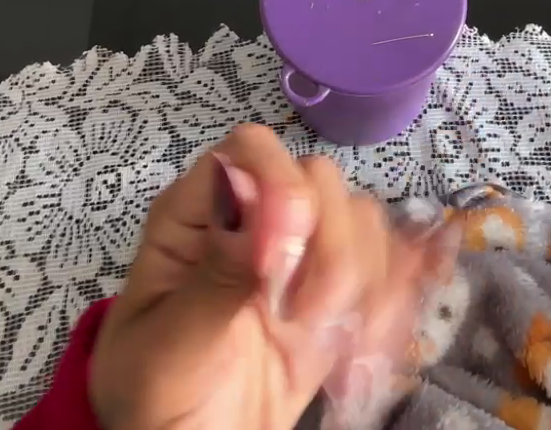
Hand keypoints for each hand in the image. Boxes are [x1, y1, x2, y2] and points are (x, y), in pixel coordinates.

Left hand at [89, 124, 448, 429]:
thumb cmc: (160, 402)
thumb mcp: (170, 349)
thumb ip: (215, 277)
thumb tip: (253, 197)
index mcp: (197, 214)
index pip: (250, 149)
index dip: (279, 187)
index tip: (285, 262)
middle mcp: (254, 215)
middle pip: (318, 178)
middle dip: (329, 249)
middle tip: (306, 319)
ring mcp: (300, 249)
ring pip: (361, 216)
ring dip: (362, 281)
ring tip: (332, 342)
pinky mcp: (337, 286)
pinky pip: (387, 261)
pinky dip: (390, 300)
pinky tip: (365, 346)